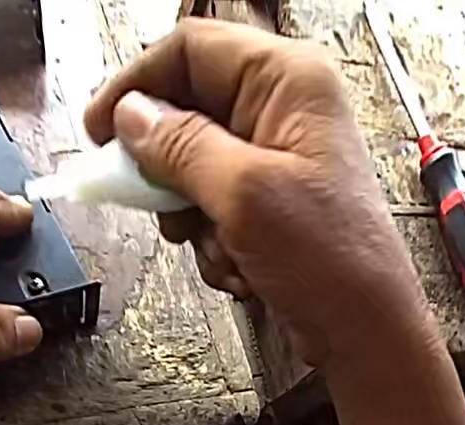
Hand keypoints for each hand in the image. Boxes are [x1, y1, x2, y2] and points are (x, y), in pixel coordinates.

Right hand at [83, 19, 429, 364]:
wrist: (363, 331)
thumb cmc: (330, 259)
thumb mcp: (244, 194)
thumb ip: (180, 147)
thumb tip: (132, 117)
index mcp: (288, 83)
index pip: (191, 52)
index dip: (137, 88)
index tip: (101, 132)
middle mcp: (283, 118)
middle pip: (188, 120)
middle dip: (170, 177)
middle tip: (160, 211)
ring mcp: (277, 170)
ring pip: (196, 177)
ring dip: (196, 225)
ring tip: (225, 253)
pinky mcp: (272, 215)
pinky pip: (217, 218)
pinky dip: (218, 250)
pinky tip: (244, 274)